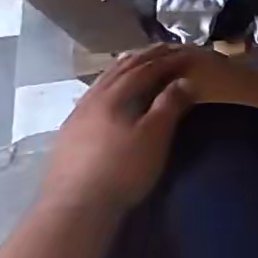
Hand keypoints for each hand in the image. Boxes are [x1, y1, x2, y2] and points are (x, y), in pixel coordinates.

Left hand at [41, 44, 197, 215]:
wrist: (74, 208)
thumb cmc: (121, 170)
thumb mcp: (154, 136)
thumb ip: (169, 105)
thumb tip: (184, 81)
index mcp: (113, 97)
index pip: (144, 69)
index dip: (167, 59)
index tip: (188, 52)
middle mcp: (92, 101)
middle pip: (119, 70)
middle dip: (144, 57)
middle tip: (165, 48)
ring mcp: (76, 118)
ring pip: (102, 82)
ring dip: (123, 68)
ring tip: (137, 61)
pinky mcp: (70, 135)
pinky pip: (94, 96)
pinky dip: (109, 85)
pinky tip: (109, 93)